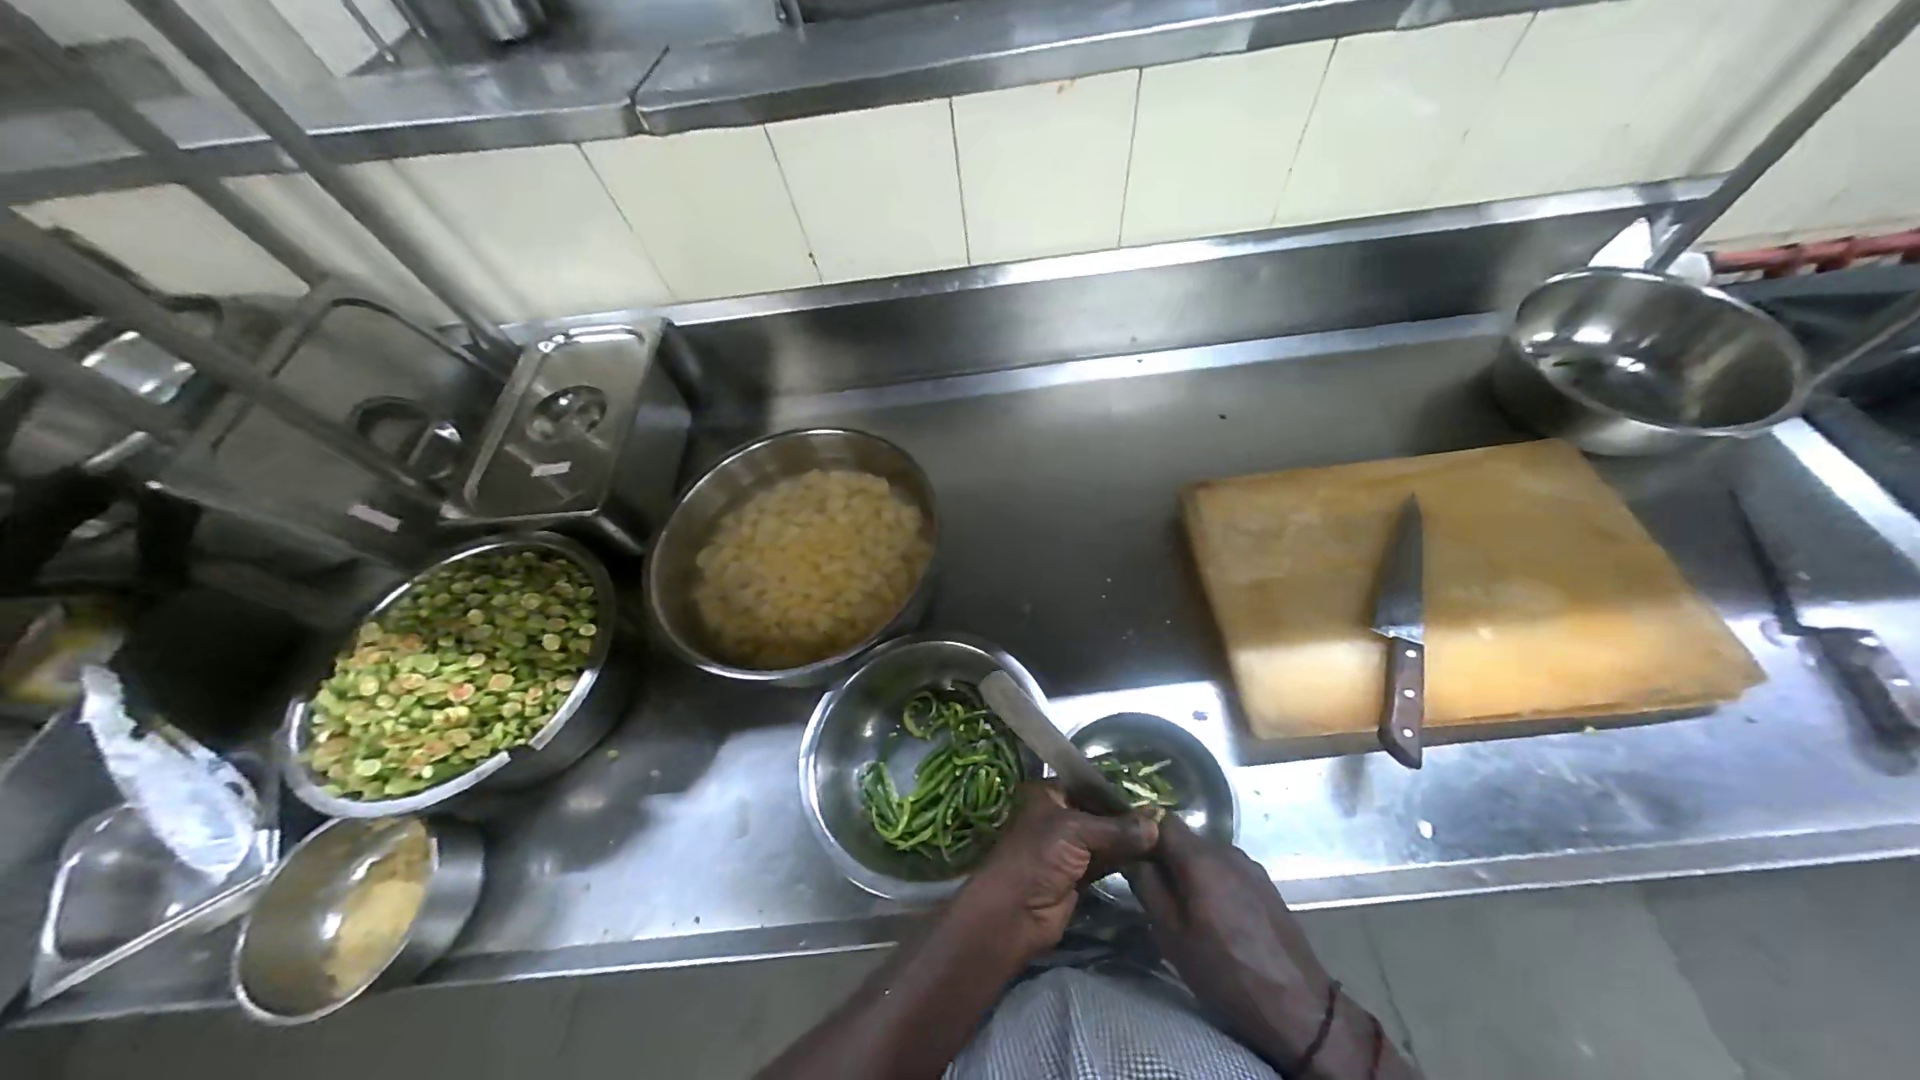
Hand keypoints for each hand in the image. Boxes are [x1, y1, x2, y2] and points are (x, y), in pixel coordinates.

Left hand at [952, 781, 1159, 962]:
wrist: (1014, 913)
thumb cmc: (1037, 857)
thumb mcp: (1076, 832)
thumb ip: (1118, 827)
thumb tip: (1158, 822)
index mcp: (1048, 794)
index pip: (1088, 784)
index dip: (1117, 790)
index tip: (1153, 795)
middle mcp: (1058, 816)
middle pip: (1099, 812)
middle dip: (1128, 817)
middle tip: (1165, 817)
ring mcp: (1067, 847)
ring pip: (1105, 838)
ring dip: (1130, 840)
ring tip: (1165, 836)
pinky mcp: (1077, 874)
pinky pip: (1106, 861)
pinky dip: (1125, 859)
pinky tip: (1152, 856)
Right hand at [1129, 818, 1399, 1078]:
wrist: (1297, 1006)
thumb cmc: (1224, 970)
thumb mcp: (1171, 934)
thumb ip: (1147, 887)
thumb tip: (1133, 857)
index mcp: (1200, 858)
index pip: (1162, 818)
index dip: (1142, 828)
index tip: (1128, 848)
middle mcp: (1226, 850)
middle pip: (1185, 836)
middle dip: (1164, 853)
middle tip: (1151, 883)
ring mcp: (1250, 866)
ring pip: (1207, 853)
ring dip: (1190, 868)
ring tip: (1183, 902)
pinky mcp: (1266, 884)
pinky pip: (1227, 868)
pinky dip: (1212, 879)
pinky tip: (1214, 912)